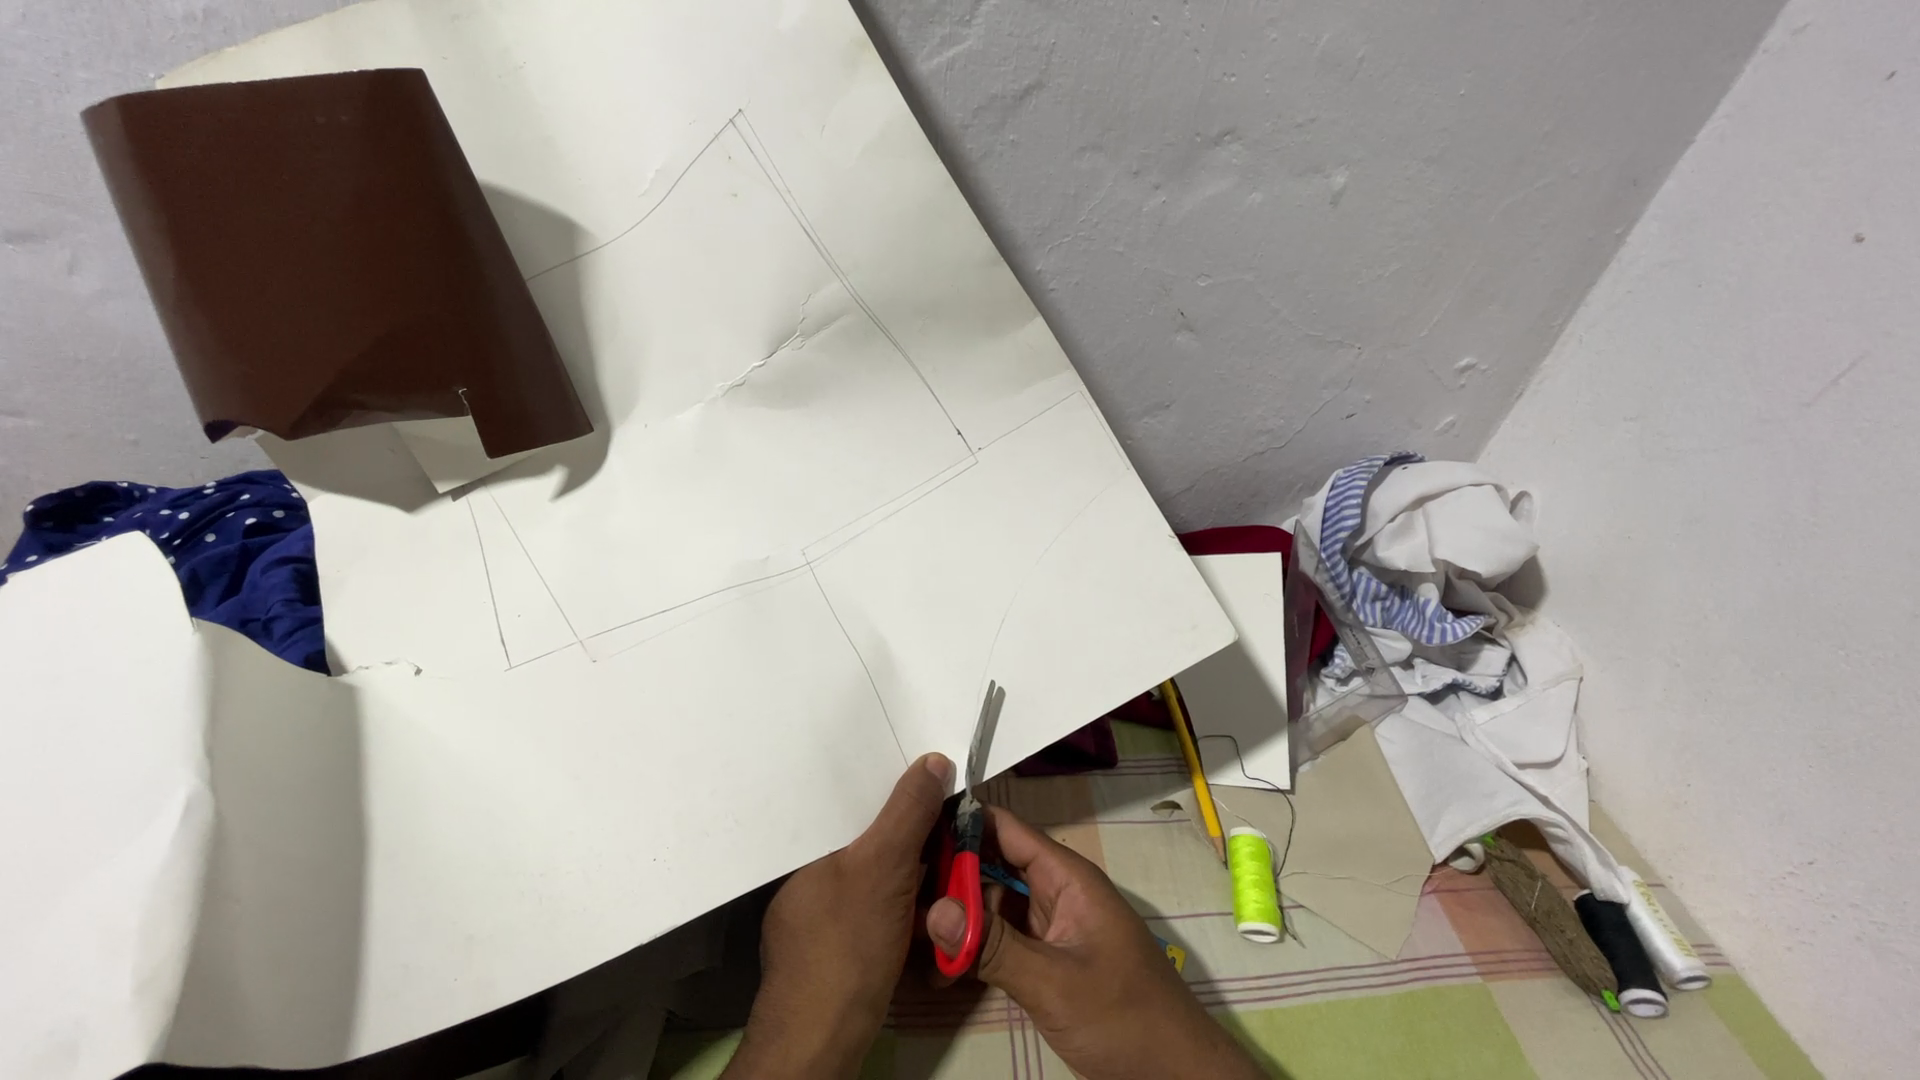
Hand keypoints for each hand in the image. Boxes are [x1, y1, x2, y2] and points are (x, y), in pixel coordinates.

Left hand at [721, 753, 952, 1079]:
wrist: (824, 1037)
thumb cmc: (847, 942)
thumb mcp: (884, 866)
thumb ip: (908, 812)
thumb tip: (933, 760)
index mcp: (802, 844)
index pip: (846, 797)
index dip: (888, 782)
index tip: (928, 769)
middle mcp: (802, 871)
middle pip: (861, 832)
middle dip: (904, 822)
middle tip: (947, 804)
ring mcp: (816, 910)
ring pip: (869, 869)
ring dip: (908, 860)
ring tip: (946, 841)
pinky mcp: (834, 942)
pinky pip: (871, 901)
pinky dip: (899, 895)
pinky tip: (927, 893)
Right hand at [927, 807, 1267, 1079]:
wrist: (1174, 1074)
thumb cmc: (1122, 1017)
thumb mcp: (1054, 982)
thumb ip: (992, 945)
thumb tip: (931, 908)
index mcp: (1067, 877)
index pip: (1007, 830)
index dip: (962, 821)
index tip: (910, 823)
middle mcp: (1057, 892)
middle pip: (994, 863)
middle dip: (950, 868)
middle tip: (896, 874)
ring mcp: (1051, 926)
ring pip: (994, 902)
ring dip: (957, 909)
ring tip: (903, 911)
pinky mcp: (1046, 958)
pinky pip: (1002, 936)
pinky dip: (973, 942)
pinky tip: (936, 955)